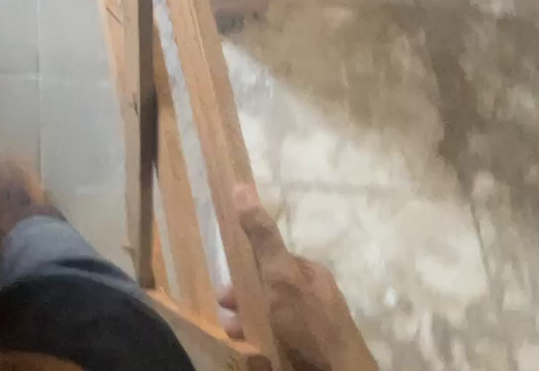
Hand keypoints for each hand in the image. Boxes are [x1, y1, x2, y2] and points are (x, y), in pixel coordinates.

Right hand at [217, 186, 376, 370]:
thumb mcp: (281, 276)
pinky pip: (277, 346)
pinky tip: (257, 359)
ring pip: (268, 322)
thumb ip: (261, 237)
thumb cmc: (310, 326)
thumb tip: (240, 185)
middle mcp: (313, 300)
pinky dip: (262, 352)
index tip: (226, 290)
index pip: (269, 262)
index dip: (244, 272)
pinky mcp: (309, 357)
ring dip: (247, 330)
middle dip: (242, 305)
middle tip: (230, 320)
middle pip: (265, 293)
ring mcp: (312, 332)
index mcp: (310, 275)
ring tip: (240, 342)